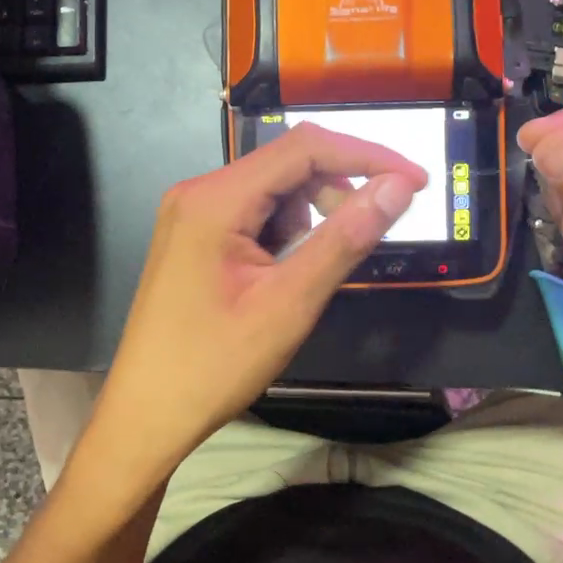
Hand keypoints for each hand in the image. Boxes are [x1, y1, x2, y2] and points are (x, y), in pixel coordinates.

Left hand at [89, 124, 426, 478]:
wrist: (147, 415)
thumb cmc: (215, 364)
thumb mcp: (290, 302)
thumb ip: (344, 238)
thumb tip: (398, 187)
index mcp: (216, 199)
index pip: (304, 147)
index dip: (367, 156)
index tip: (416, 182)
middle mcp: (199, 192)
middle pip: (287, 164)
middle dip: (338, 189)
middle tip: (371, 232)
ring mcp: (192, 214)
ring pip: (274, 190)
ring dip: (312, 216)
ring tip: (317, 270)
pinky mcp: (195, 237)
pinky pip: (254, 215)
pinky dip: (286, 233)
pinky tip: (289, 274)